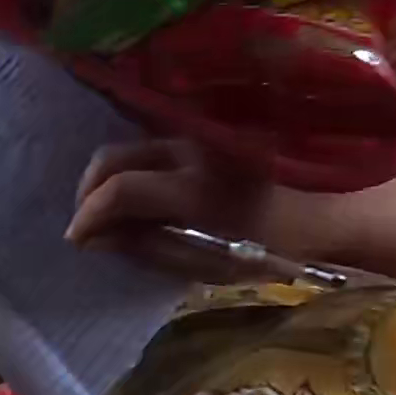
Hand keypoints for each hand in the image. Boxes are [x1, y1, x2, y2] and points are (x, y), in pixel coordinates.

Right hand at [66, 139, 290, 274]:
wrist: (320, 208)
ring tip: (104, 210)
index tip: (75, 238)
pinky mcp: (192, 132)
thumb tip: (92, 239)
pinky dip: (125, 169)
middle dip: (87, 192)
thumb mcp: (206, 261)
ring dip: (103, 179)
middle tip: (86, 224)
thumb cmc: (269, 245)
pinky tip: (130, 193)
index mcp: (198, 188)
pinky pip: (142, 147)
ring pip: (124, 148)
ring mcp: (190, 135)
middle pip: (112, 158)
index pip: (122, 189)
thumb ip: (145, 247)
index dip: (90, 214)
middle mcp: (189, 150)